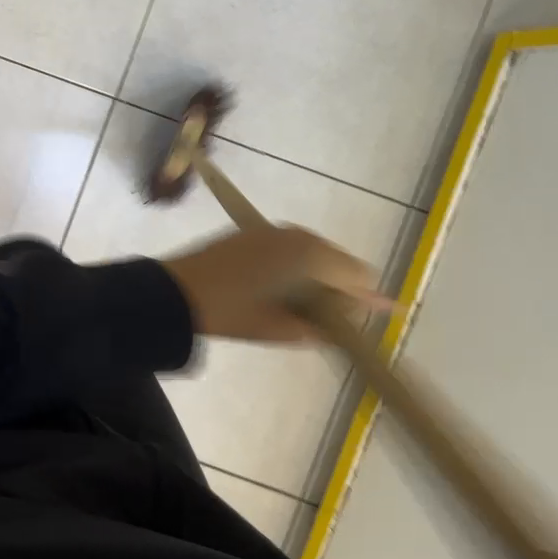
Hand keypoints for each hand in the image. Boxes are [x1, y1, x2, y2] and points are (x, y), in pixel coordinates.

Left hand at [161, 225, 389, 342]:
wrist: (176, 291)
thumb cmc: (231, 312)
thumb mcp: (283, 328)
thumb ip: (327, 326)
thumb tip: (352, 324)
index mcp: (310, 255)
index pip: (358, 274)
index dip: (368, 298)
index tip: (382, 315)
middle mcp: (296, 235)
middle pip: (337, 260)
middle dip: (341, 286)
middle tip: (334, 318)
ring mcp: (271, 230)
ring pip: (313, 252)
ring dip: (318, 275)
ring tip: (308, 307)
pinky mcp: (251, 232)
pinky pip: (289, 247)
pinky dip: (296, 265)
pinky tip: (284, 289)